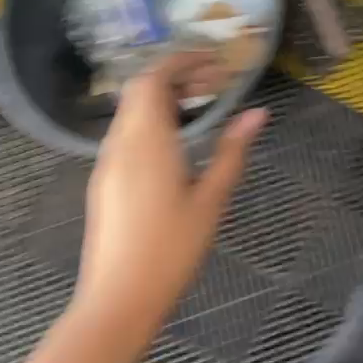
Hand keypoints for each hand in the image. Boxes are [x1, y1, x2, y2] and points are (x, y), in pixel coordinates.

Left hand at [74, 52, 267, 330]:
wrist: (116, 302)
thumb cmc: (170, 250)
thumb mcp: (211, 199)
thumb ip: (232, 151)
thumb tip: (257, 113)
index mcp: (146, 141)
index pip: (154, 79)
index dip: (183, 61)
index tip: (216, 62)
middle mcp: (120, 144)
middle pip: (140, 89)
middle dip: (177, 75)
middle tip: (215, 83)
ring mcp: (108, 163)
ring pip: (131, 110)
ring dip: (164, 97)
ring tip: (202, 106)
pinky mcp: (105, 182)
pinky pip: (127, 132)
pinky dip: (153, 119)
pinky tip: (178, 140)